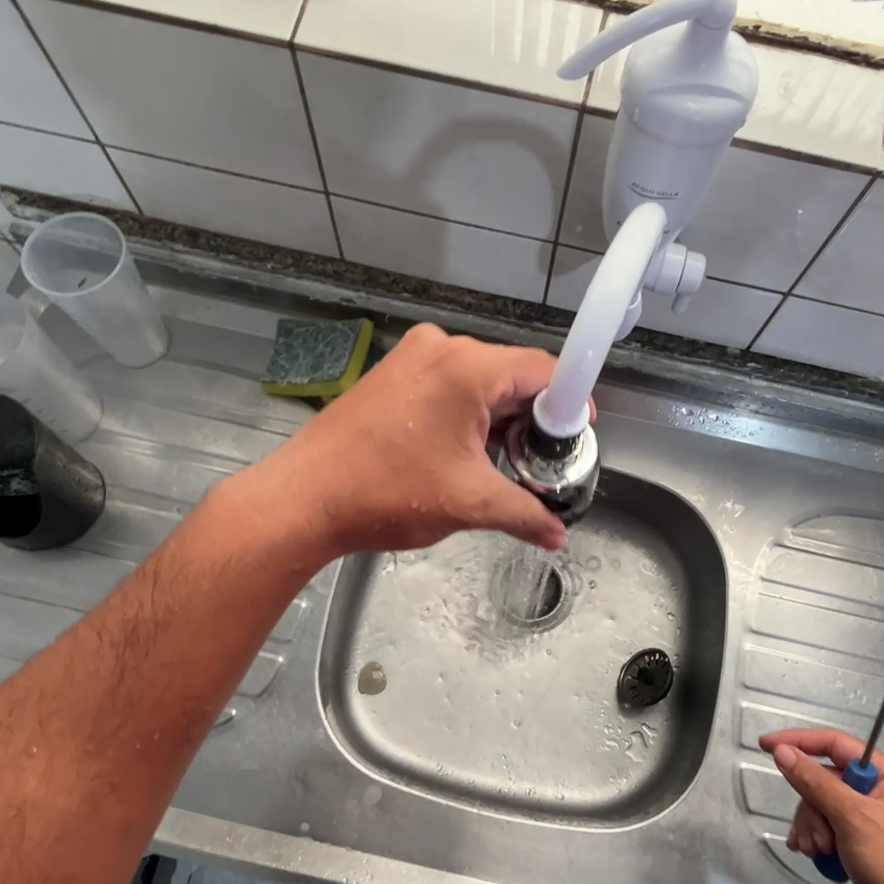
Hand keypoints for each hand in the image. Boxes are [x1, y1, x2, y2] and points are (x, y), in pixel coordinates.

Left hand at [245, 323, 569, 557]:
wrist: (305, 498)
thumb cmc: (385, 493)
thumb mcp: (469, 504)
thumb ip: (525, 513)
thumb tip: (557, 534)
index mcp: (467, 368)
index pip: (544, 371)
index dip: (571, 406)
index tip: (578, 439)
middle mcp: (441, 349)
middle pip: (512, 374)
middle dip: (533, 419)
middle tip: (542, 462)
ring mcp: (412, 359)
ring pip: (480, 381)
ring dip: (499, 419)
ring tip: (504, 465)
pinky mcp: (392, 375)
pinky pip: (449, 385)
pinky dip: (468, 414)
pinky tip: (467, 453)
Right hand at [759, 728, 883, 883]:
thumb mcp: (853, 819)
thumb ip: (815, 782)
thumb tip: (781, 751)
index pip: (835, 743)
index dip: (798, 741)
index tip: (765, 745)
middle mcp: (880, 790)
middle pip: (824, 778)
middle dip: (811, 806)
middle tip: (815, 837)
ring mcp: (871, 817)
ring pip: (821, 804)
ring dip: (812, 827)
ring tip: (817, 852)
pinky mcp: (862, 841)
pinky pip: (827, 826)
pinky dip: (817, 838)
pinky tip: (812, 855)